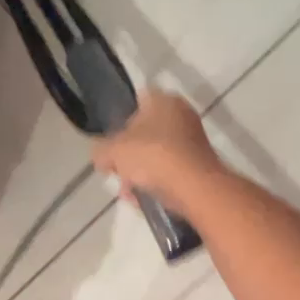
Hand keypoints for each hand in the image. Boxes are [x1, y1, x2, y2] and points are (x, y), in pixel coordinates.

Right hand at [92, 89, 222, 212]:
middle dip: (129, 156)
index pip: (136, 103)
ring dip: (140, 174)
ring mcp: (193, 140)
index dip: (120, 124)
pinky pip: (170, 171)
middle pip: (145, 134)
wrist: (194, 187)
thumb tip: (99, 155)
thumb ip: (101, 150)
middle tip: (118, 173)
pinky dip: (156, 183)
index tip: (111, 145)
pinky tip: (144, 199)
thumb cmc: (153, 157)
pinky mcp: (199, 165)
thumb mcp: (114, 151)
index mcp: (163, 100)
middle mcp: (181, 114)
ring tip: (129, 193)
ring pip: (156, 155)